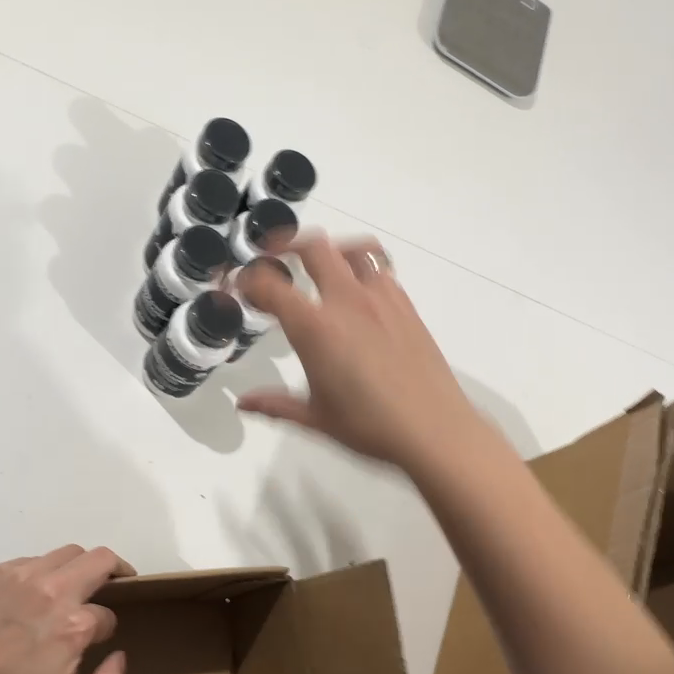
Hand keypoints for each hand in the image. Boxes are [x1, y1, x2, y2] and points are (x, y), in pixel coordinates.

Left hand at [0, 545, 132, 673]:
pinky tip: (42, 591)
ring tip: (80, 586)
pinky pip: (40, 558)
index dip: (107, 628)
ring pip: (73, 552)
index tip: (96, 641)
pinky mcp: (3, 570)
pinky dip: (51, 569)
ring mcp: (27, 575)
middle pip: (103, 559)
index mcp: (74, 625)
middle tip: (116, 587)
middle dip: (117, 572)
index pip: (108, 614)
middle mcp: (55, 590)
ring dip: (85, 566)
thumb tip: (120, 656)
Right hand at [236, 233, 476, 472]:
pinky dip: (361, 268)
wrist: (433, 429)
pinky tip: (357, 295)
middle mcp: (347, 302)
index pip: (271, 286)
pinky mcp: (406, 305)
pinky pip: (380, 269)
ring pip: (354, 249)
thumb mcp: (315, 418)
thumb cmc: (368, 427)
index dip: (249, 280)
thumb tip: (244, 403)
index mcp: (316, 329)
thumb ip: (276, 405)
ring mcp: (381, 298)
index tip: (239, 286)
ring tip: (319, 265)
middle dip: (287, 244)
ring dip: (331, 249)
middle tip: (272, 255)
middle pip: (314, 248)